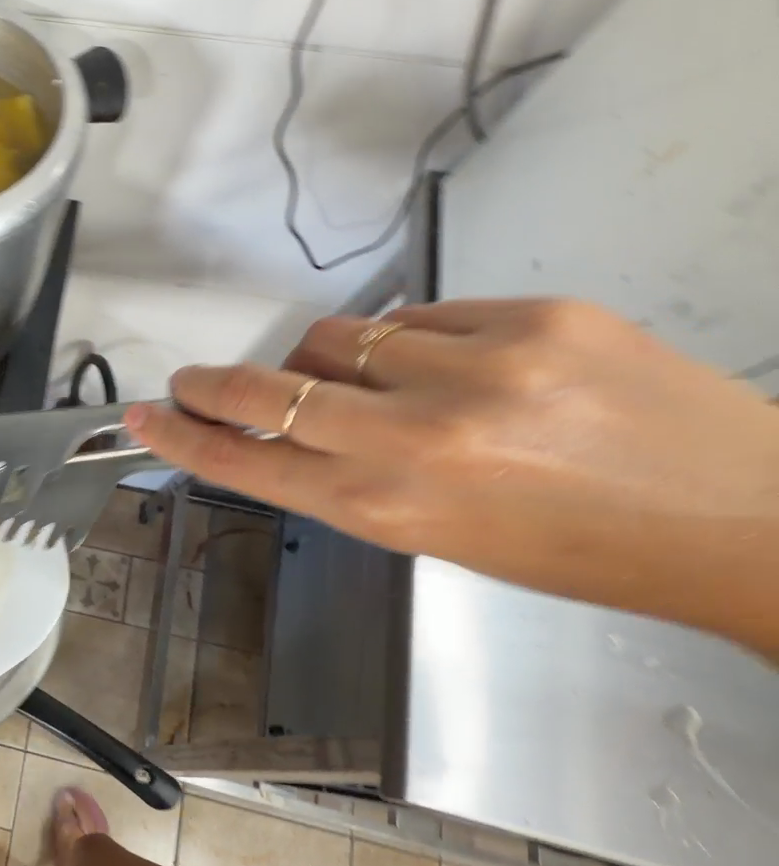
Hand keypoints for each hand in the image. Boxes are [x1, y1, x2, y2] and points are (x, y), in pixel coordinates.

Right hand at [127, 299, 778, 653]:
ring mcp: (480, 366)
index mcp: (389, 506)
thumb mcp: (429, 534)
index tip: (146, 416)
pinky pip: (420, 316)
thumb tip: (279, 423)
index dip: (182, 436)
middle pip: (269, 384)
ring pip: (336, 337)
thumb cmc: (575, 550)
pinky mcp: (539, 316)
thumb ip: (340, 480)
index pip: (246, 459)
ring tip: (367, 386)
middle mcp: (420, 434)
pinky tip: (450, 368)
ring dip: (324, 362)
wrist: (744, 519)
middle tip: (197, 381)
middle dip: (218, 383)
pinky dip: (409, 341)